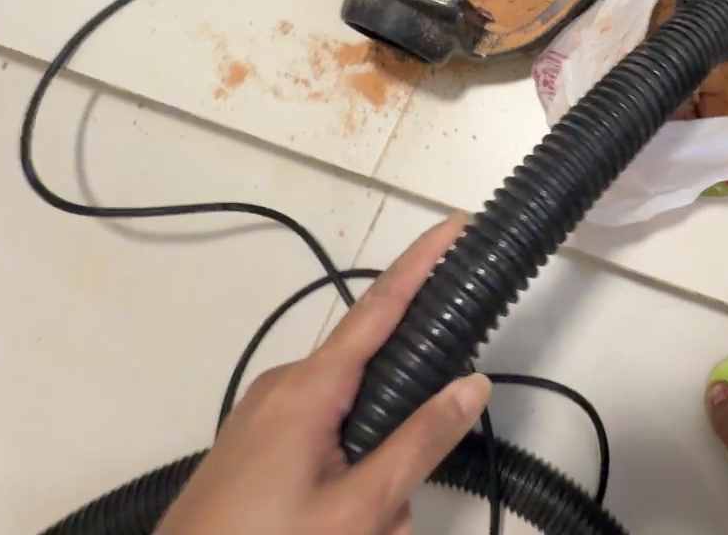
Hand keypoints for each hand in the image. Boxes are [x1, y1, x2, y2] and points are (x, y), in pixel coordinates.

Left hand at [157, 217, 489, 534]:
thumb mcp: (356, 509)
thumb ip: (419, 442)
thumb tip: (475, 383)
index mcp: (308, 386)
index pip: (381, 304)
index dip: (422, 260)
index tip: (456, 222)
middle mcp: (285, 386)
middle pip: (373, 380)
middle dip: (403, 432)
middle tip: (399, 506)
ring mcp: (264, 418)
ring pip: (350, 422)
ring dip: (374, 472)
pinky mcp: (252, 449)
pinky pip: (320, 443)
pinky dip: (346, 478)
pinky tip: (347, 528)